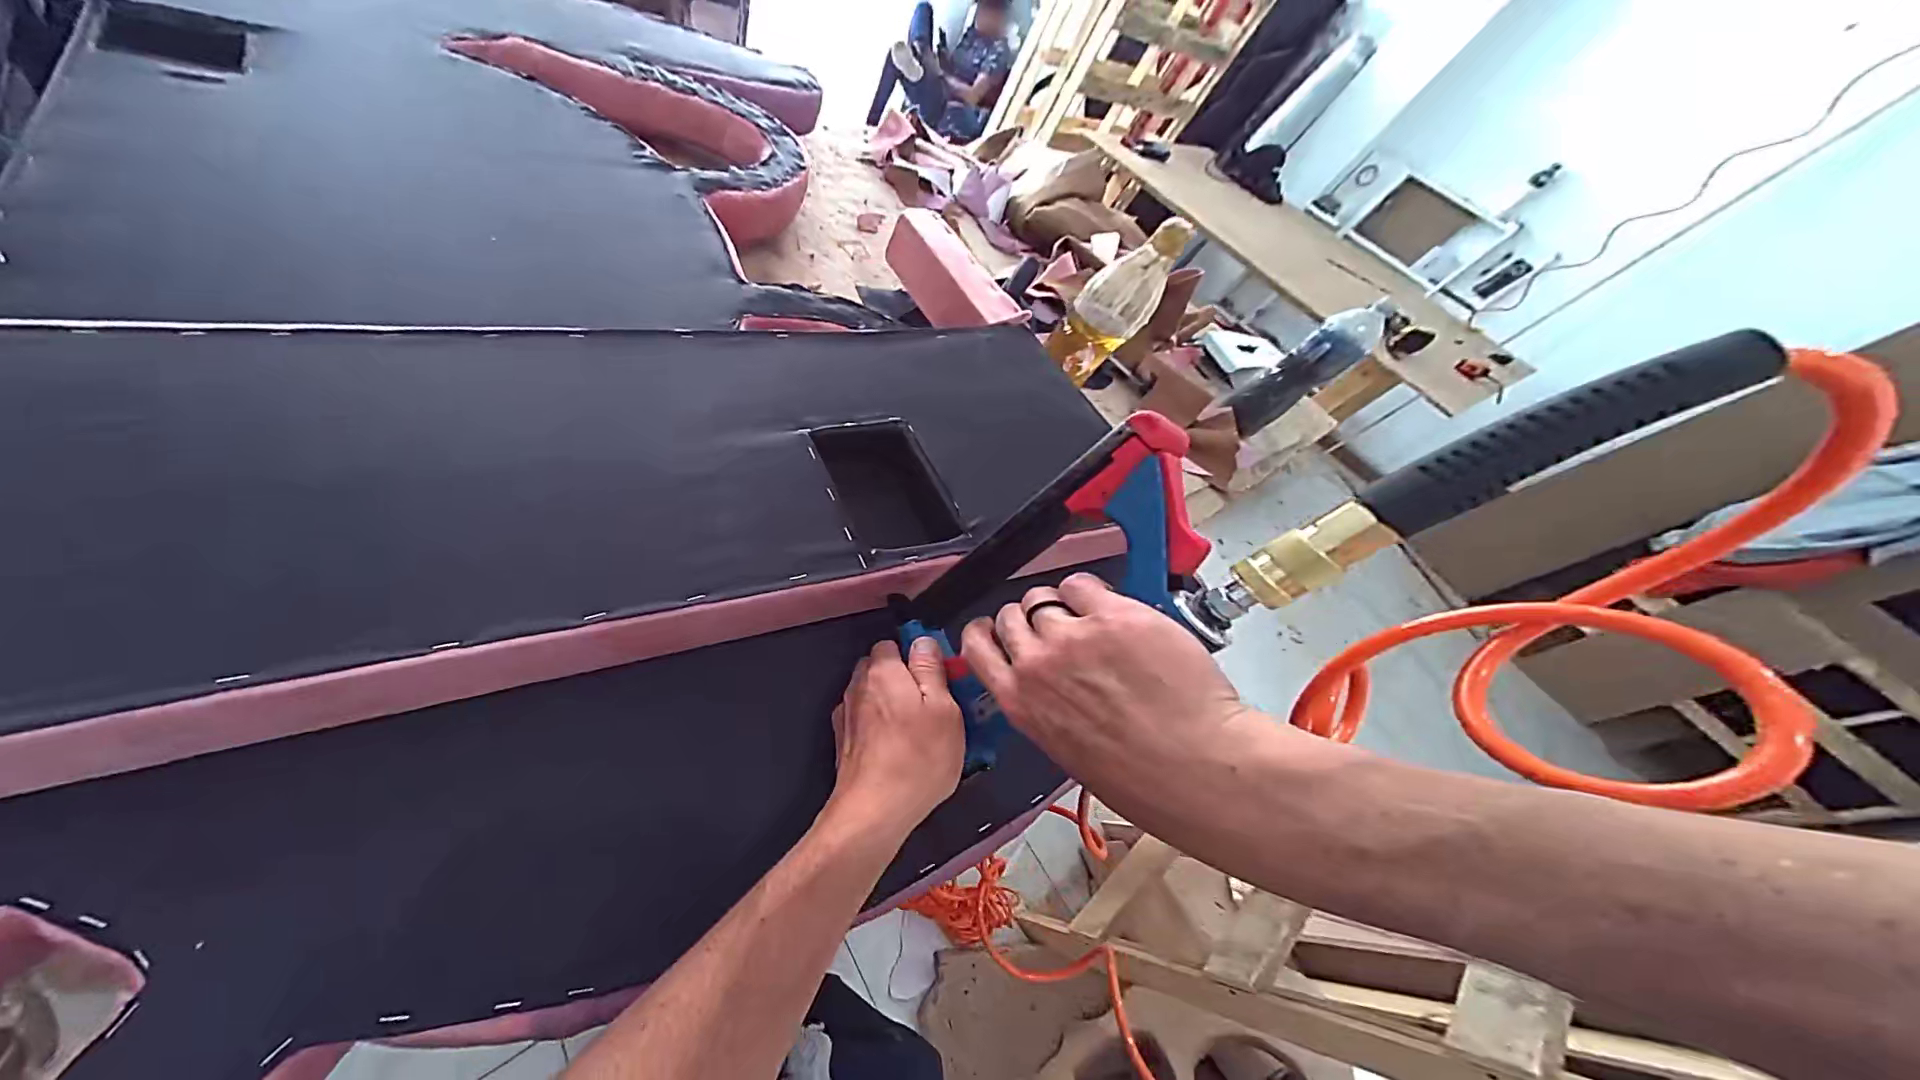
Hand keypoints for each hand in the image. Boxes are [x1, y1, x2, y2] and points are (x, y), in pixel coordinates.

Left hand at [827, 639, 964, 828]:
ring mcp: (846, 715)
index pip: (894, 643)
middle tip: (931, 704)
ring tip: (917, 731)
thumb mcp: (944, 709)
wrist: (874, 811)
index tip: (937, 677)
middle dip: (901, 678)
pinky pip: (864, 720)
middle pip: (879, 667)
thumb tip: (923, 642)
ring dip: (889, 703)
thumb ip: (931, 669)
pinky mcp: (843, 743)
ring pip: (871, 695)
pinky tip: (895, 748)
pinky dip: (877, 726)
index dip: (916, 656)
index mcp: (884, 671)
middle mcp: (859, 686)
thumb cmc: (918, 758)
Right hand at [959, 574, 1249, 783]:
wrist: (1195, 767)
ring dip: (1060, 605)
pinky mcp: (1112, 616)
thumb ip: (1044, 705)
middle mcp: (1039, 665)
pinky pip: (1082, 584)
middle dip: (1028, 617)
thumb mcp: (1065, 748)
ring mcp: (1073, 637)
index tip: (994, 628)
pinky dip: (1091, 592)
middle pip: (1010, 615)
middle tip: (1054, 626)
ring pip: (1043, 597)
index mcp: (1021, 702)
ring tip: (1089, 620)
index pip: (976, 647)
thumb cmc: (1140, 775)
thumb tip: (1048, 680)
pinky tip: (1109, 608)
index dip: (985, 631)